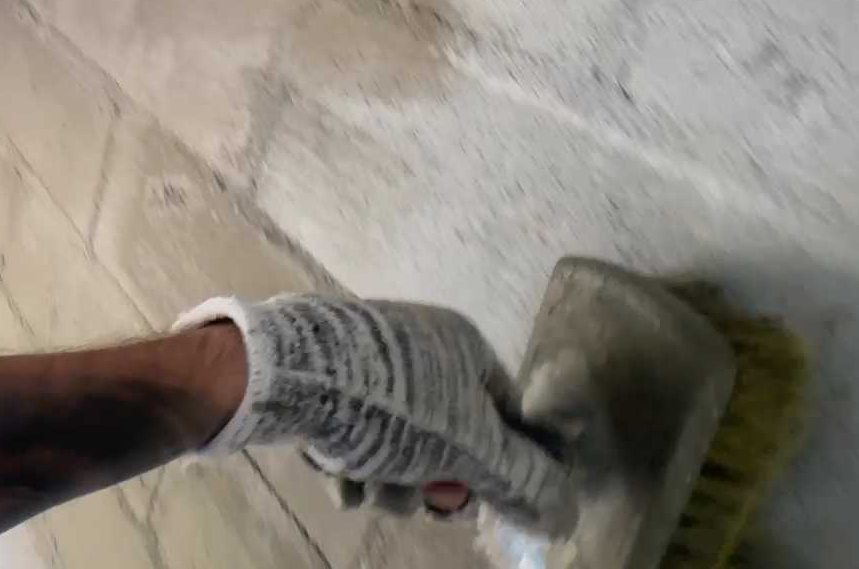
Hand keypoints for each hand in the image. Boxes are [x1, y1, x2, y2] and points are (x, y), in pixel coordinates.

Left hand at [176, 295, 576, 535]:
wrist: (293, 371)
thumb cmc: (392, 402)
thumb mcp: (472, 448)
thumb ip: (523, 482)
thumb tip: (566, 513)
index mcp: (458, 346)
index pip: (502, 416)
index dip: (497, 467)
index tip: (472, 497)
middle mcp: (414, 348)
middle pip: (444, 438)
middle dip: (427, 482)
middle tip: (410, 497)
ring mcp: (365, 360)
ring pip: (395, 442)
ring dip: (385, 479)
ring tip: (365, 483)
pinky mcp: (324, 377)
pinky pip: (352, 430)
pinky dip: (348, 461)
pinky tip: (337, 476)